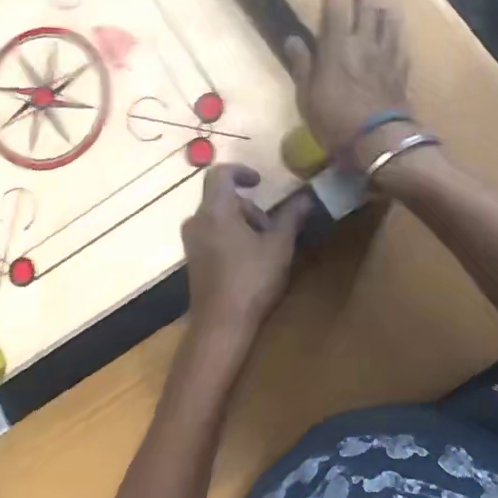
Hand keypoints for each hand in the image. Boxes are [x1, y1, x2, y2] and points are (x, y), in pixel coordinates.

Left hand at [182, 166, 312, 342]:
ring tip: (265, 248)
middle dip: (250, 208)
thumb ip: (291, 218)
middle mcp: (197, 221)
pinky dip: (231, 237)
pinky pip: (212, 235)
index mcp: (214, 210)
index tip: (260, 182)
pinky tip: (250, 261)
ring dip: (242, 224)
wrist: (221, 325)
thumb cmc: (251, 280)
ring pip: (218, 218)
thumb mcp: (278, 246)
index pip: (220, 174)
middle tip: (272, 228)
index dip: (240, 171)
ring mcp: (192, 242)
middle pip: (223, 199)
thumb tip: (306, 198)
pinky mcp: (193, 260)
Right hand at [285, 0, 412, 169]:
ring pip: (389, 24)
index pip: (336, 12)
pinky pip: (401, 47)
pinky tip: (397, 39)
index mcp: (337, 48)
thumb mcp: (307, 97)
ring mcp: (387, 57)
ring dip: (384, 14)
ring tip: (382, 8)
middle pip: (367, 12)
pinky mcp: (402, 72)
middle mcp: (364, 45)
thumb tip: (293, 39)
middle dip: (362, 1)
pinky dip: (397, 38)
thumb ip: (302, 65)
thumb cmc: (335, 121)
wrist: (379, 141)